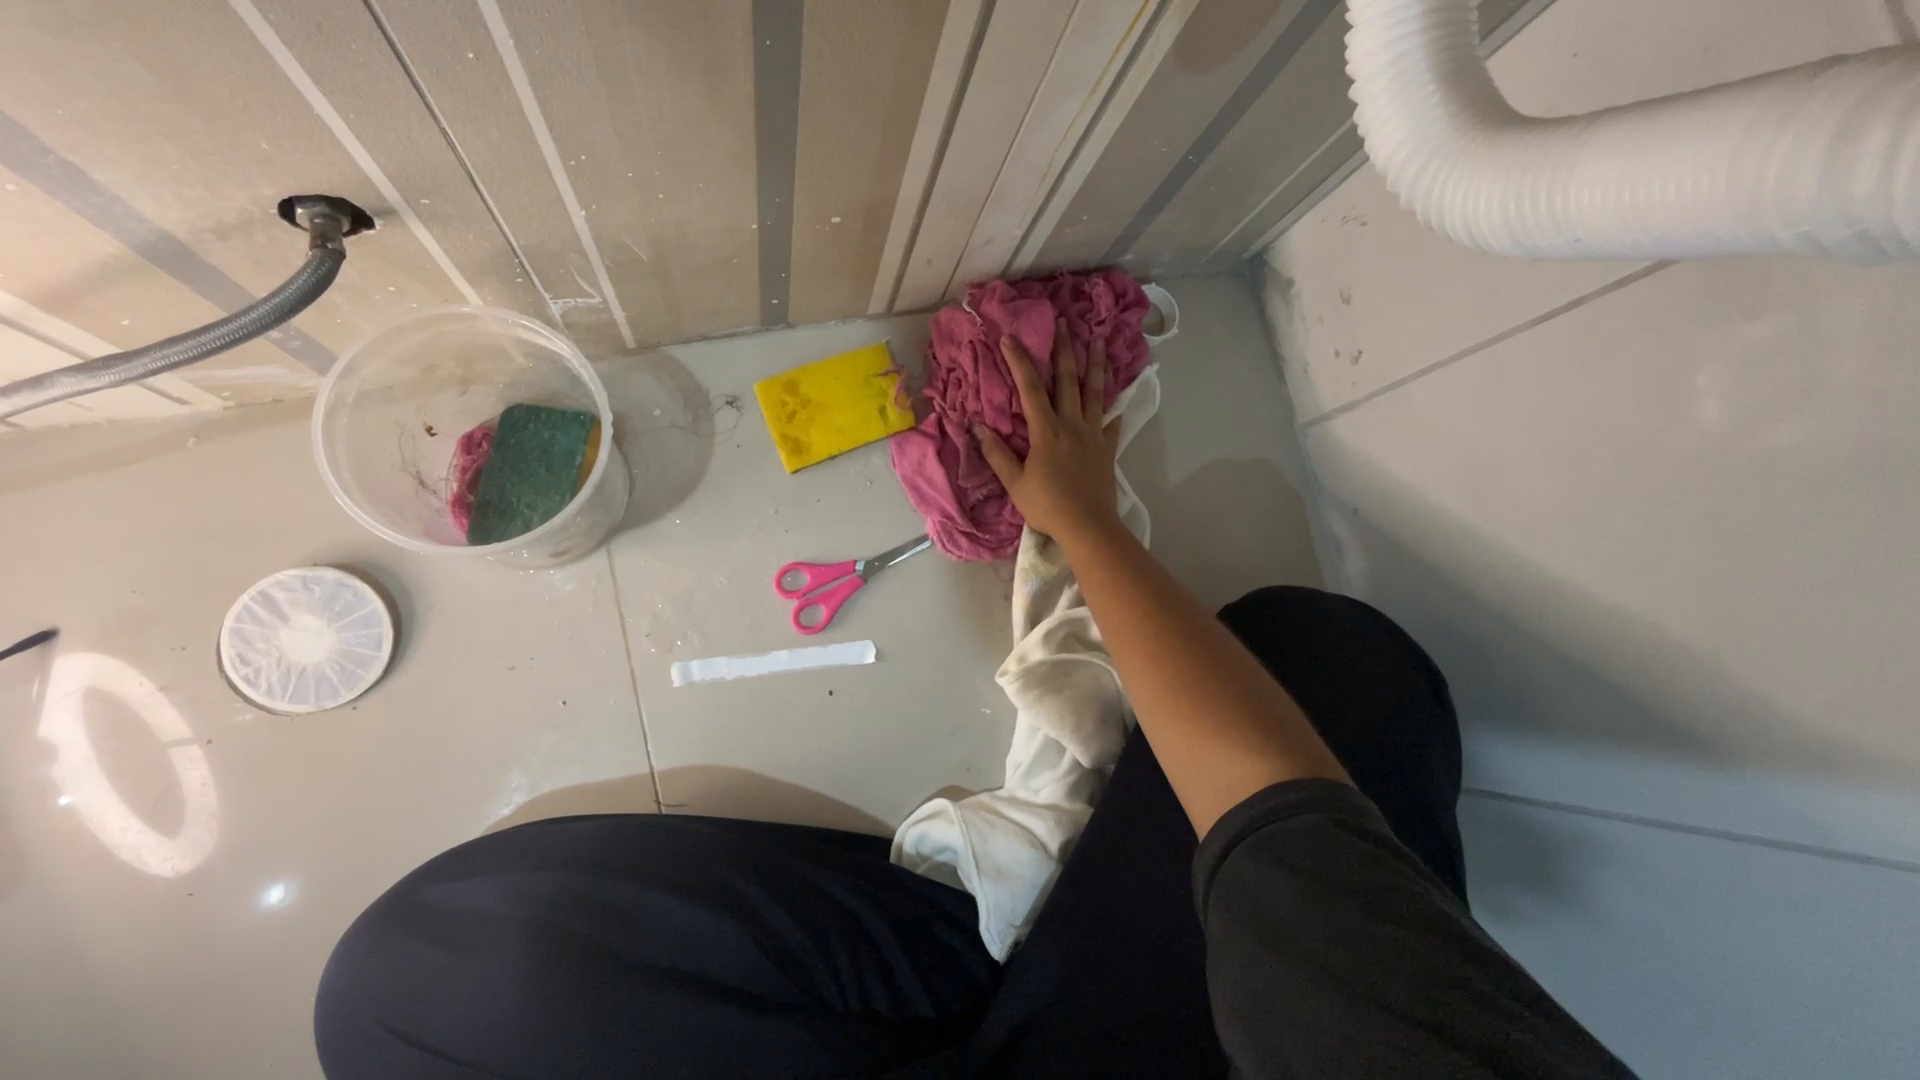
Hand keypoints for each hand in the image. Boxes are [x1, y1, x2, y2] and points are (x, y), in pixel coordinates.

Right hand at [975, 319, 1122, 547]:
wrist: (1088, 526)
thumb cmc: (1047, 506)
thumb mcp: (1014, 483)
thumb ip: (997, 454)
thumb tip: (978, 426)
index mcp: (1046, 431)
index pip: (1030, 388)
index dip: (1019, 362)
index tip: (1009, 338)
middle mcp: (1072, 425)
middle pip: (1067, 380)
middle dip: (1063, 349)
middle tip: (1063, 323)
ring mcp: (1093, 436)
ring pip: (1095, 394)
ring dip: (1095, 365)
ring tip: (1098, 341)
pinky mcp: (1107, 450)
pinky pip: (1111, 425)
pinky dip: (1112, 412)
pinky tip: (1115, 404)